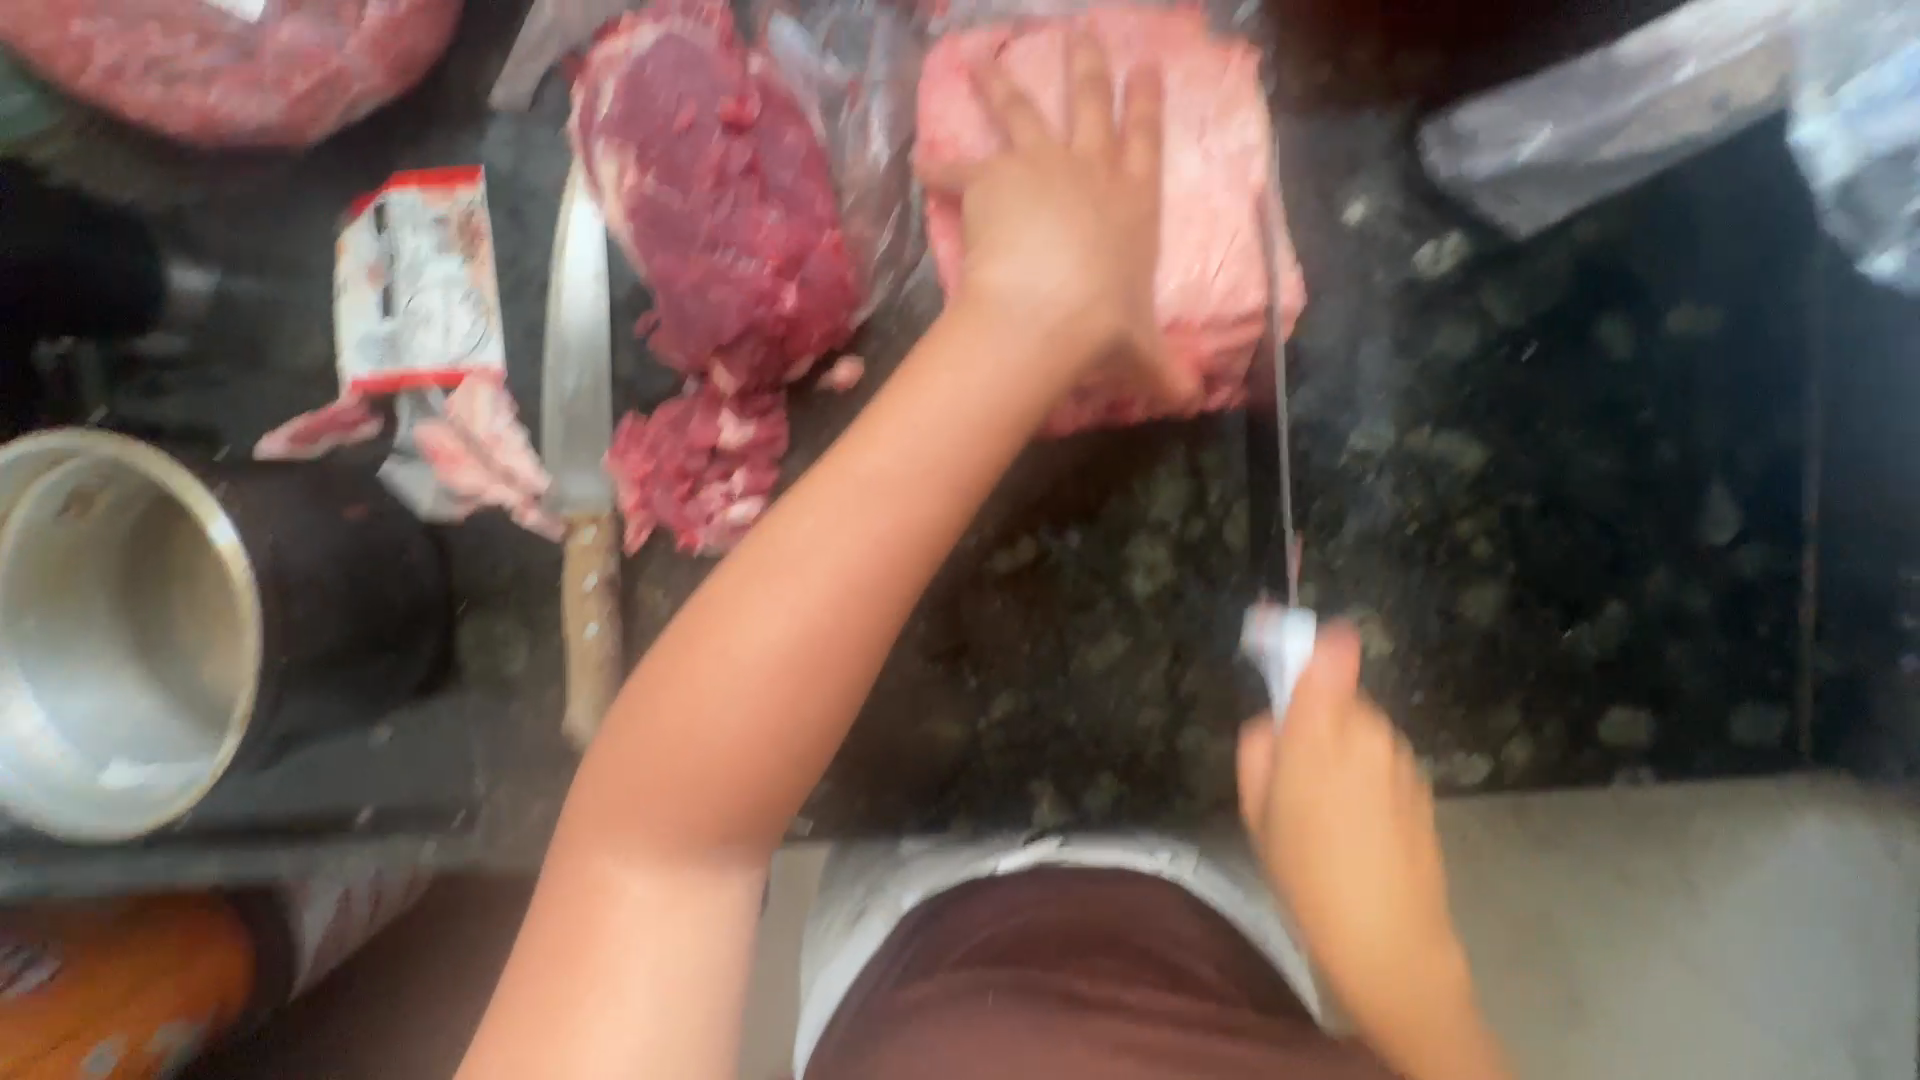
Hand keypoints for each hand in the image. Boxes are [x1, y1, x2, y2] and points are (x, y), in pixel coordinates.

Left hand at [919, 32, 1197, 405]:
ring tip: (983, 62)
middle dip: (1089, 70)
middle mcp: (1091, 171)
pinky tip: (919, 162)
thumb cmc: (1106, 327)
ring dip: (1002, 86)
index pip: (1146, 142)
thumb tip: (1192, 402)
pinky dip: (938, 168)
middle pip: (1091, 107)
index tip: (1144, 68)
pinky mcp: (994, 179)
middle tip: (1084, 35)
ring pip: (1022, 114)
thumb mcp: (1144, 354)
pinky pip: (958, 169)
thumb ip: (1166, 373)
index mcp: (1133, 203)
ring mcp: (1042, 167)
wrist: (1054, 310)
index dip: (1145, 104)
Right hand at [1236, 625, 1468, 1023]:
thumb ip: (1257, 748)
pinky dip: (1365, 769)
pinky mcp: (1421, 782)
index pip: (1328, 658)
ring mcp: (1400, 758)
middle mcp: (1366, 733)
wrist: (1389, 941)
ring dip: (1340, 743)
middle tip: (1292, 765)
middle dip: (1314, 712)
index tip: (1286, 637)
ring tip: (1324, 803)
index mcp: (1318, 735)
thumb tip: (1274, 720)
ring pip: (1360, 724)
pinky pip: (1381, 755)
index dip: (1310, 640)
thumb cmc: (1304, 875)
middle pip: (1337, 693)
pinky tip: (1357, 820)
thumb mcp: (1255, 813)